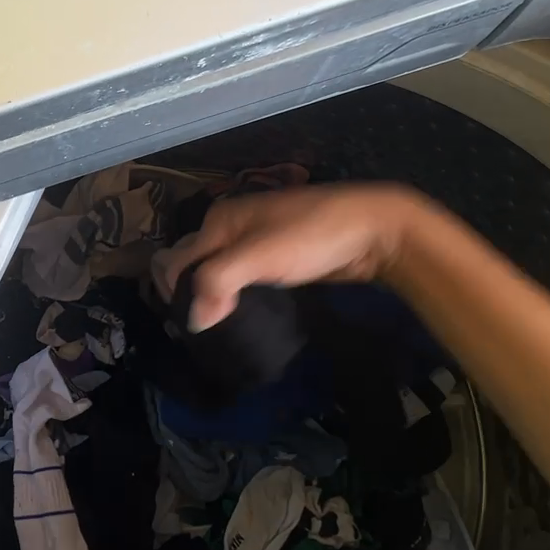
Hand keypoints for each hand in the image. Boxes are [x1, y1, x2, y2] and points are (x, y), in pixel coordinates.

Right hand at [155, 184, 423, 331]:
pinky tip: (243, 311)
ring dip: (211, 295)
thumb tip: (192, 322)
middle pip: (190, 263)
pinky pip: (238, 275)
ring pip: (215, 270)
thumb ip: (216, 283)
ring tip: (219, 325)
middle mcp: (227, 226)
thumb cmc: (310, 237)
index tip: (193, 327)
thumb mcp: (257, 257)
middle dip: (187, 293)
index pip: (175, 260)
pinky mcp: (273, 256)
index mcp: (217, 220)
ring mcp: (252, 239)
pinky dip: (232, 293)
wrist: (374, 228)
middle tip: (201, 329)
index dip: (175, 293)